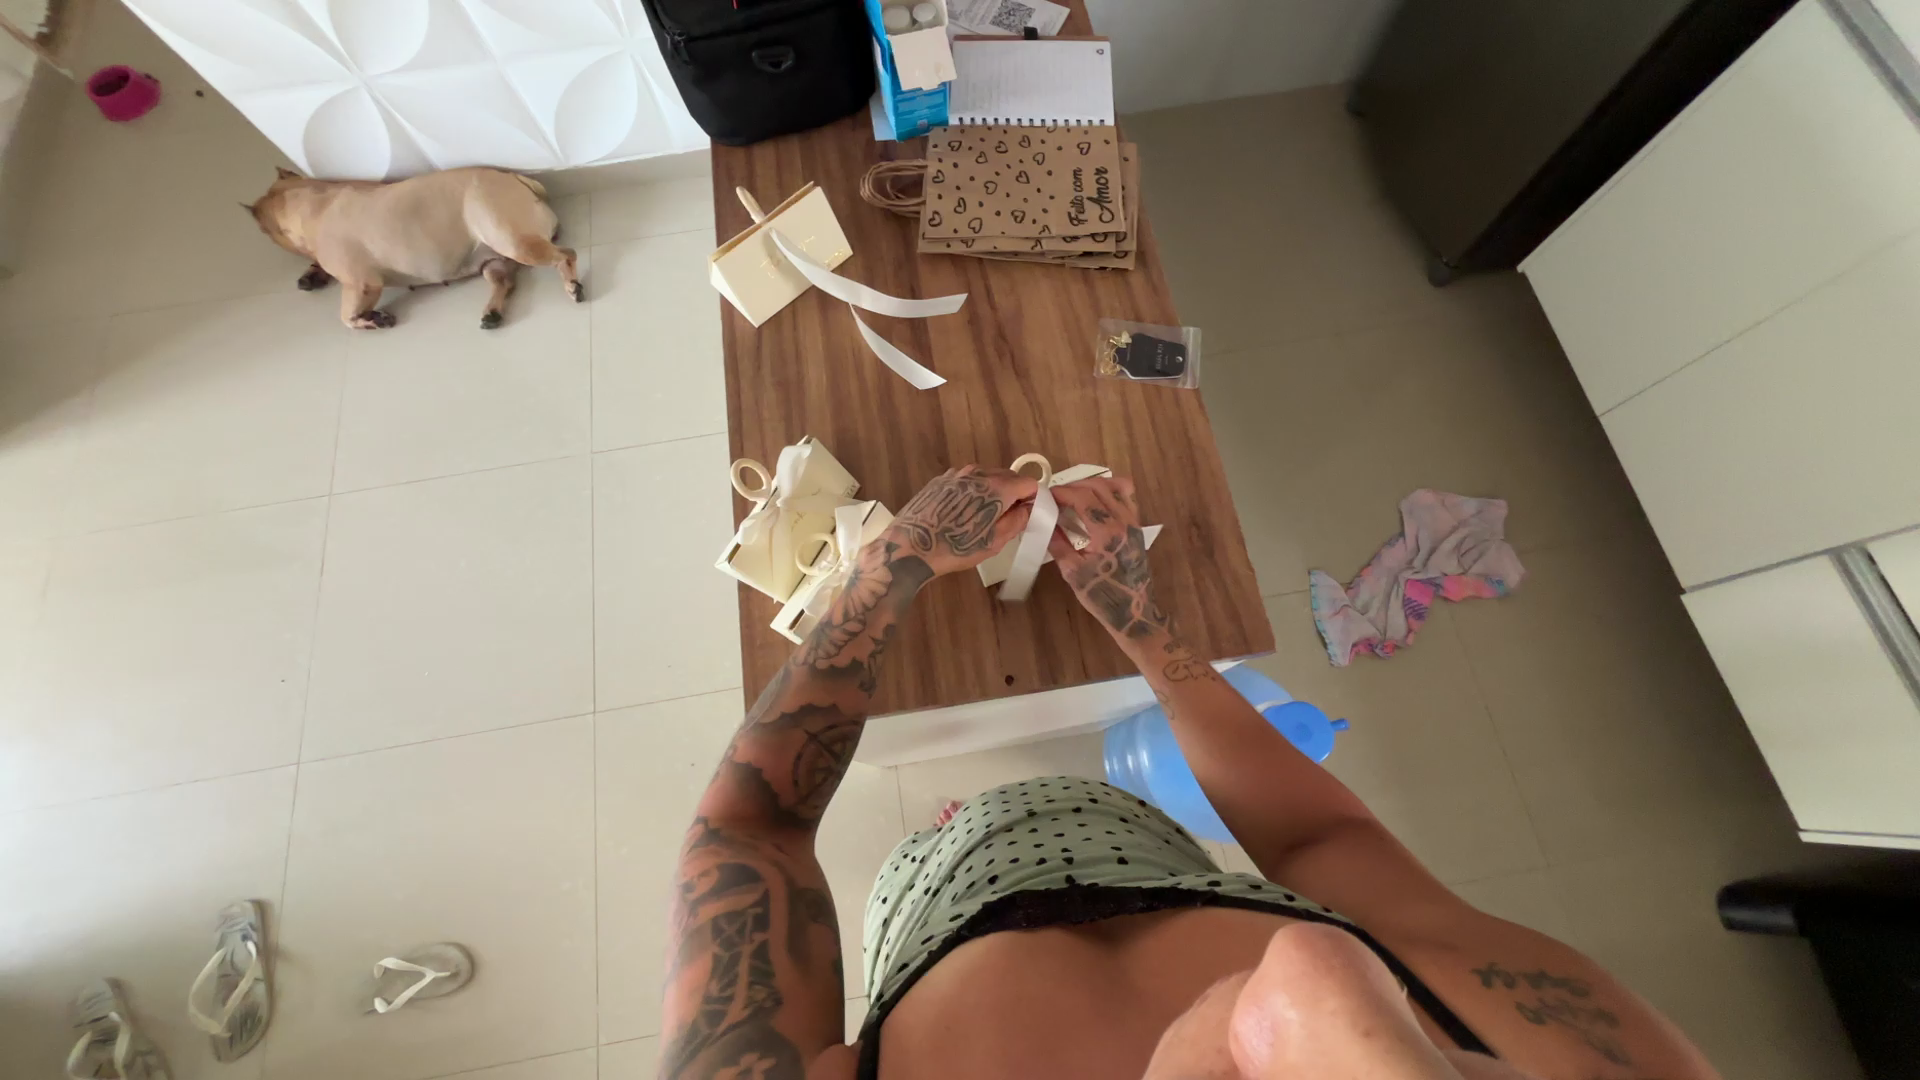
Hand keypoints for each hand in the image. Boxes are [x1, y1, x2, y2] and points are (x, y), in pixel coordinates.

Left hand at [881, 465, 1038, 576]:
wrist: (911, 546)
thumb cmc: (957, 548)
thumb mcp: (995, 541)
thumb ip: (1018, 520)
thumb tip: (1030, 508)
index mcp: (997, 487)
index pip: (1028, 482)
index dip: (1033, 497)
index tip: (1029, 512)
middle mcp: (978, 473)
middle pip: (1007, 476)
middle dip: (1013, 494)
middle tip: (1007, 518)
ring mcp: (957, 474)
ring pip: (986, 477)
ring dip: (991, 492)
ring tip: (981, 517)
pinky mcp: (941, 479)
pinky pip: (966, 481)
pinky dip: (972, 492)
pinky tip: (961, 513)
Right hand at [1048, 478, 1169, 644]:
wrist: (1133, 612)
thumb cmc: (1100, 594)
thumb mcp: (1072, 572)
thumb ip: (1058, 543)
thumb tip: (1043, 522)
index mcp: (1106, 532)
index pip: (1082, 497)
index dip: (1062, 492)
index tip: (1046, 495)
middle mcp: (1124, 521)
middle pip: (1098, 486)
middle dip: (1074, 485)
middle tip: (1057, 496)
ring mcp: (1134, 522)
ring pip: (1116, 487)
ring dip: (1093, 484)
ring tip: (1075, 495)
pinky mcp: (1137, 527)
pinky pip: (1126, 498)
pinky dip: (1109, 492)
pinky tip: (1095, 504)